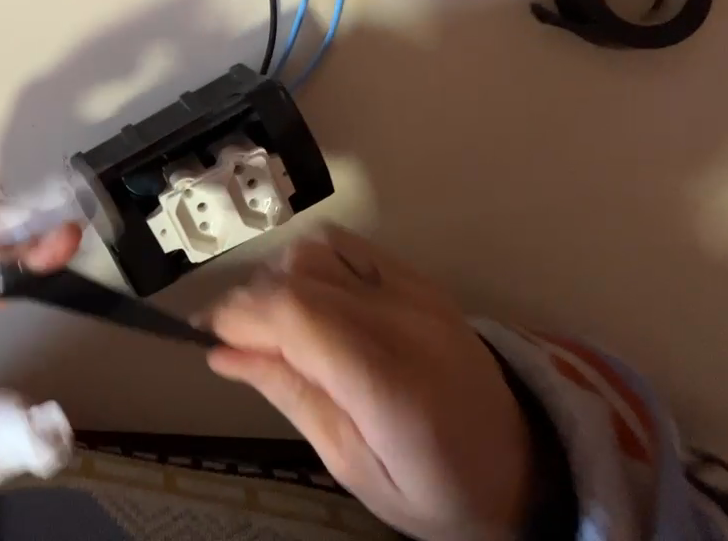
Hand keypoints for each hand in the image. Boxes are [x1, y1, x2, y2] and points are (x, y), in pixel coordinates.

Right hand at [203, 225, 534, 540]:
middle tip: (236, 340)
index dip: (237, 314)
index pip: (295, 316)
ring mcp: (413, 291)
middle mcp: (401, 321)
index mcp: (388, 384)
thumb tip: (220, 352)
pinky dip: (310, 261)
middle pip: (296, 277)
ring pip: (314, 251)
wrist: (522, 464)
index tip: (204, 335)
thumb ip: (288, 396)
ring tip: (278, 323)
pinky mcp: (417, 277)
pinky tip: (311, 297)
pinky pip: (344, 242)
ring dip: (278, 280)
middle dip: (247, 302)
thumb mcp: (352, 465)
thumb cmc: (433, 484)